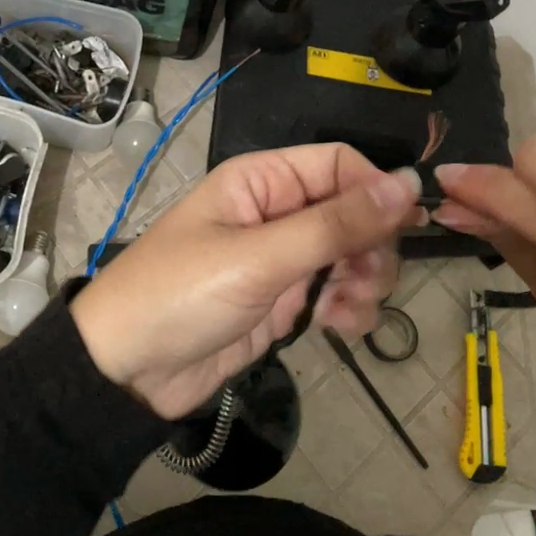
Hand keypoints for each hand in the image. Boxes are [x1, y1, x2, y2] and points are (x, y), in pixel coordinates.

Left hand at [69, 144, 420, 417]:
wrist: (128, 371)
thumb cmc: (182, 294)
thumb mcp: (259, 257)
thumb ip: (335, 223)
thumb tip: (408, 182)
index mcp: (261, 181)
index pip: (338, 164)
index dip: (376, 190)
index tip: (404, 229)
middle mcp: (275, 212)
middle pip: (353, 212)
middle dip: (372, 246)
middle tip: (367, 281)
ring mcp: (280, 259)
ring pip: (351, 256)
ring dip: (364, 282)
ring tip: (345, 312)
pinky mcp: (283, 303)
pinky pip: (335, 294)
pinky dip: (348, 310)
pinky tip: (337, 328)